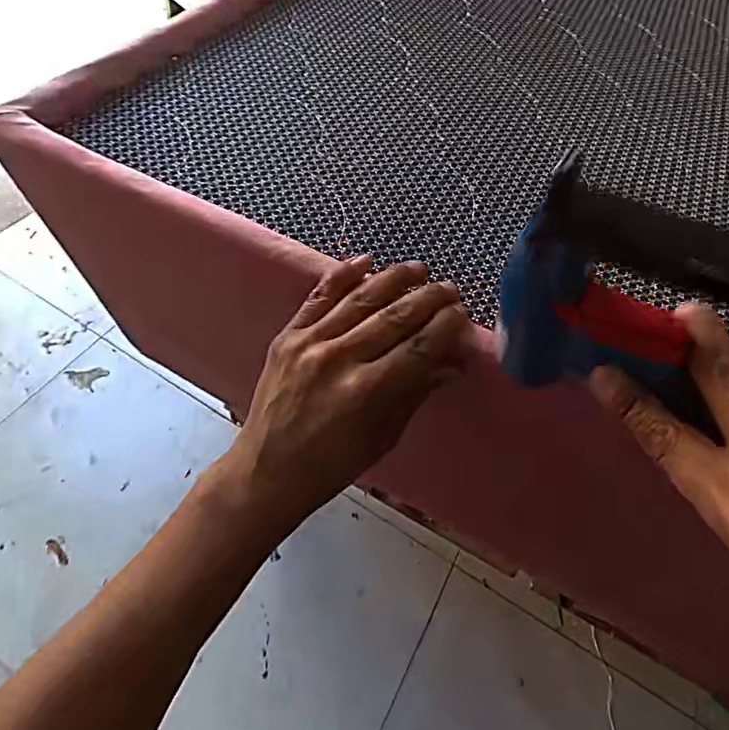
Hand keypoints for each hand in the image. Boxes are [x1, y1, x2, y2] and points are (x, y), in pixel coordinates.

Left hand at [217, 255, 471, 530]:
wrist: (266, 469)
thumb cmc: (331, 465)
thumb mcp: (382, 438)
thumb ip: (414, 394)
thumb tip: (451, 364)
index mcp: (365, 392)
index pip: (418, 347)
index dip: (445, 327)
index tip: (462, 314)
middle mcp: (338, 359)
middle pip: (394, 317)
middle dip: (428, 299)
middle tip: (450, 288)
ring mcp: (308, 343)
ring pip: (360, 299)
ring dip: (393, 279)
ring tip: (419, 269)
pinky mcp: (287, 336)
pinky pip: (318, 297)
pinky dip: (342, 275)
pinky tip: (365, 260)